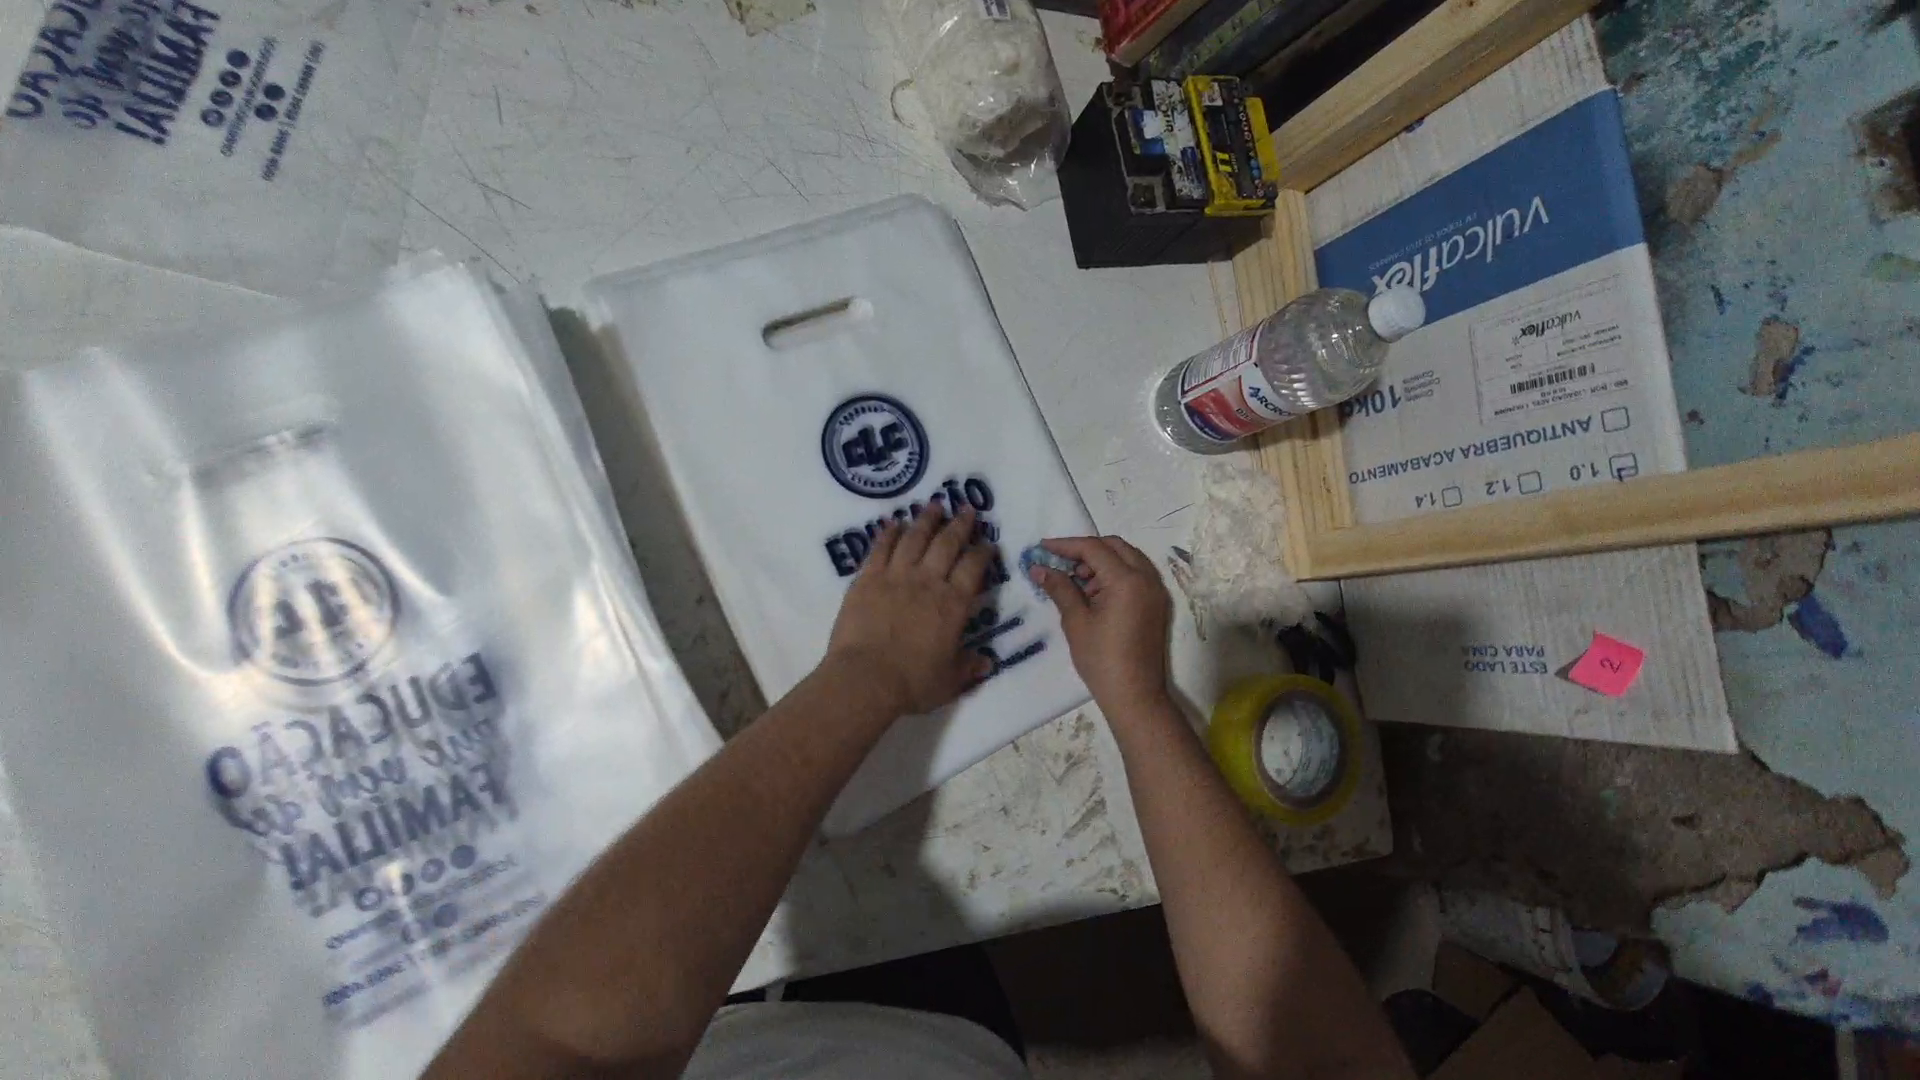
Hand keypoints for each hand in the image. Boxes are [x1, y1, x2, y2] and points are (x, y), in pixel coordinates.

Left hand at [824, 503, 994, 716]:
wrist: (865, 678)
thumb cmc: (912, 682)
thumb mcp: (949, 681)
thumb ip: (968, 667)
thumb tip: (987, 663)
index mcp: (954, 604)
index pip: (974, 568)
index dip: (983, 552)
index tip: (988, 543)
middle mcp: (928, 582)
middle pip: (947, 544)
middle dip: (960, 524)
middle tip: (967, 510)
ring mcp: (896, 576)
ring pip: (915, 538)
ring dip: (926, 520)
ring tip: (934, 506)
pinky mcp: (867, 578)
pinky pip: (881, 548)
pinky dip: (889, 533)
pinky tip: (894, 523)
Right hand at [1029, 535, 1172, 711]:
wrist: (1134, 695)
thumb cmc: (1101, 659)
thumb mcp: (1075, 621)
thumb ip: (1060, 588)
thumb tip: (1038, 568)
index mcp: (1127, 580)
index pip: (1094, 549)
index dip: (1065, 545)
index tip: (1042, 548)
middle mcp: (1147, 578)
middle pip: (1114, 547)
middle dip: (1086, 550)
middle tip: (1061, 564)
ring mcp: (1156, 591)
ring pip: (1127, 558)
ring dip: (1101, 562)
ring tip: (1077, 583)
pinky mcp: (1157, 604)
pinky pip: (1136, 575)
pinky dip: (1115, 574)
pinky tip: (1095, 594)